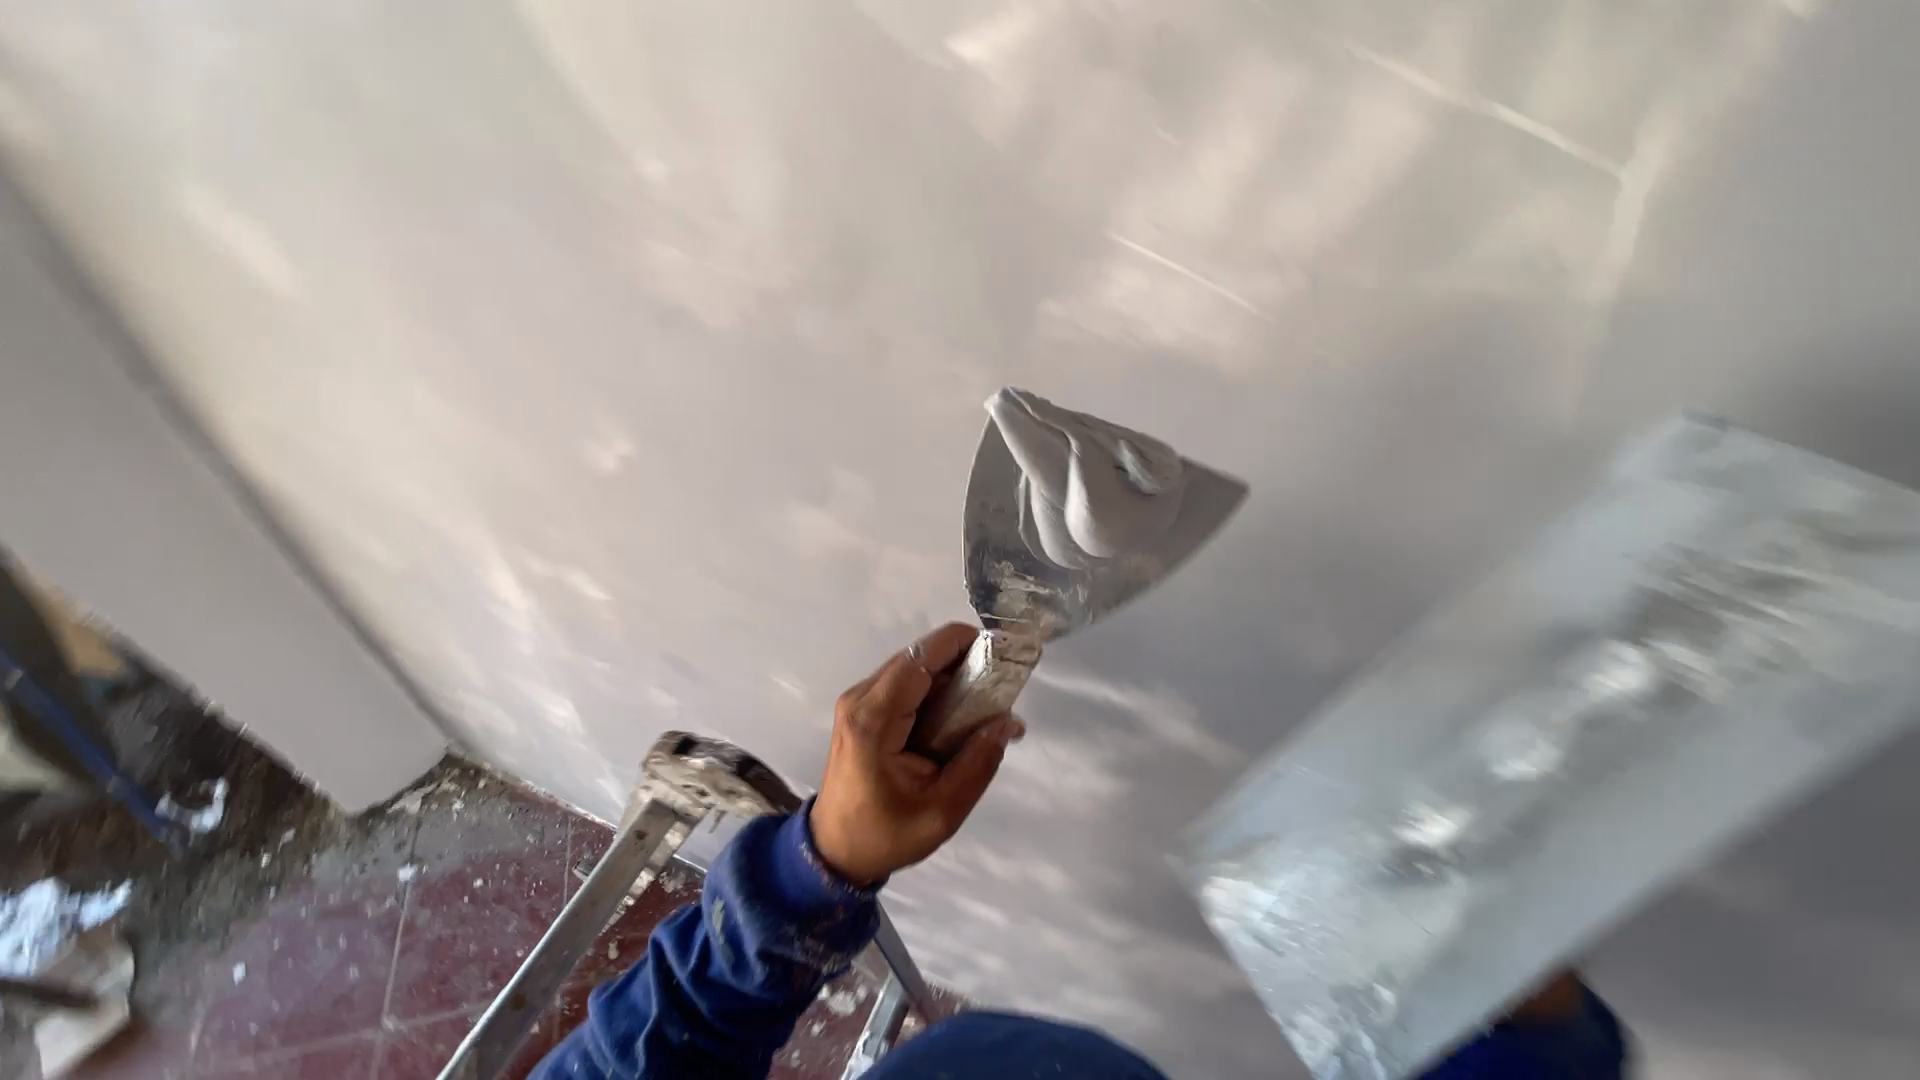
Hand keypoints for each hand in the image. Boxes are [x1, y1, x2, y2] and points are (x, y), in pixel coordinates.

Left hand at [809, 623, 1024, 885]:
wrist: (834, 852)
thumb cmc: (885, 834)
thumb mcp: (942, 811)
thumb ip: (977, 763)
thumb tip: (1009, 722)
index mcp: (874, 719)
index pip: (920, 658)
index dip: (961, 644)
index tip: (1001, 654)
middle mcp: (861, 698)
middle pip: (919, 658)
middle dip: (963, 663)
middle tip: (1001, 690)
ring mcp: (858, 701)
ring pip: (914, 669)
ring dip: (951, 677)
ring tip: (987, 705)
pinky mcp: (863, 710)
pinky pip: (906, 685)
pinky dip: (936, 691)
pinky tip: (960, 717)